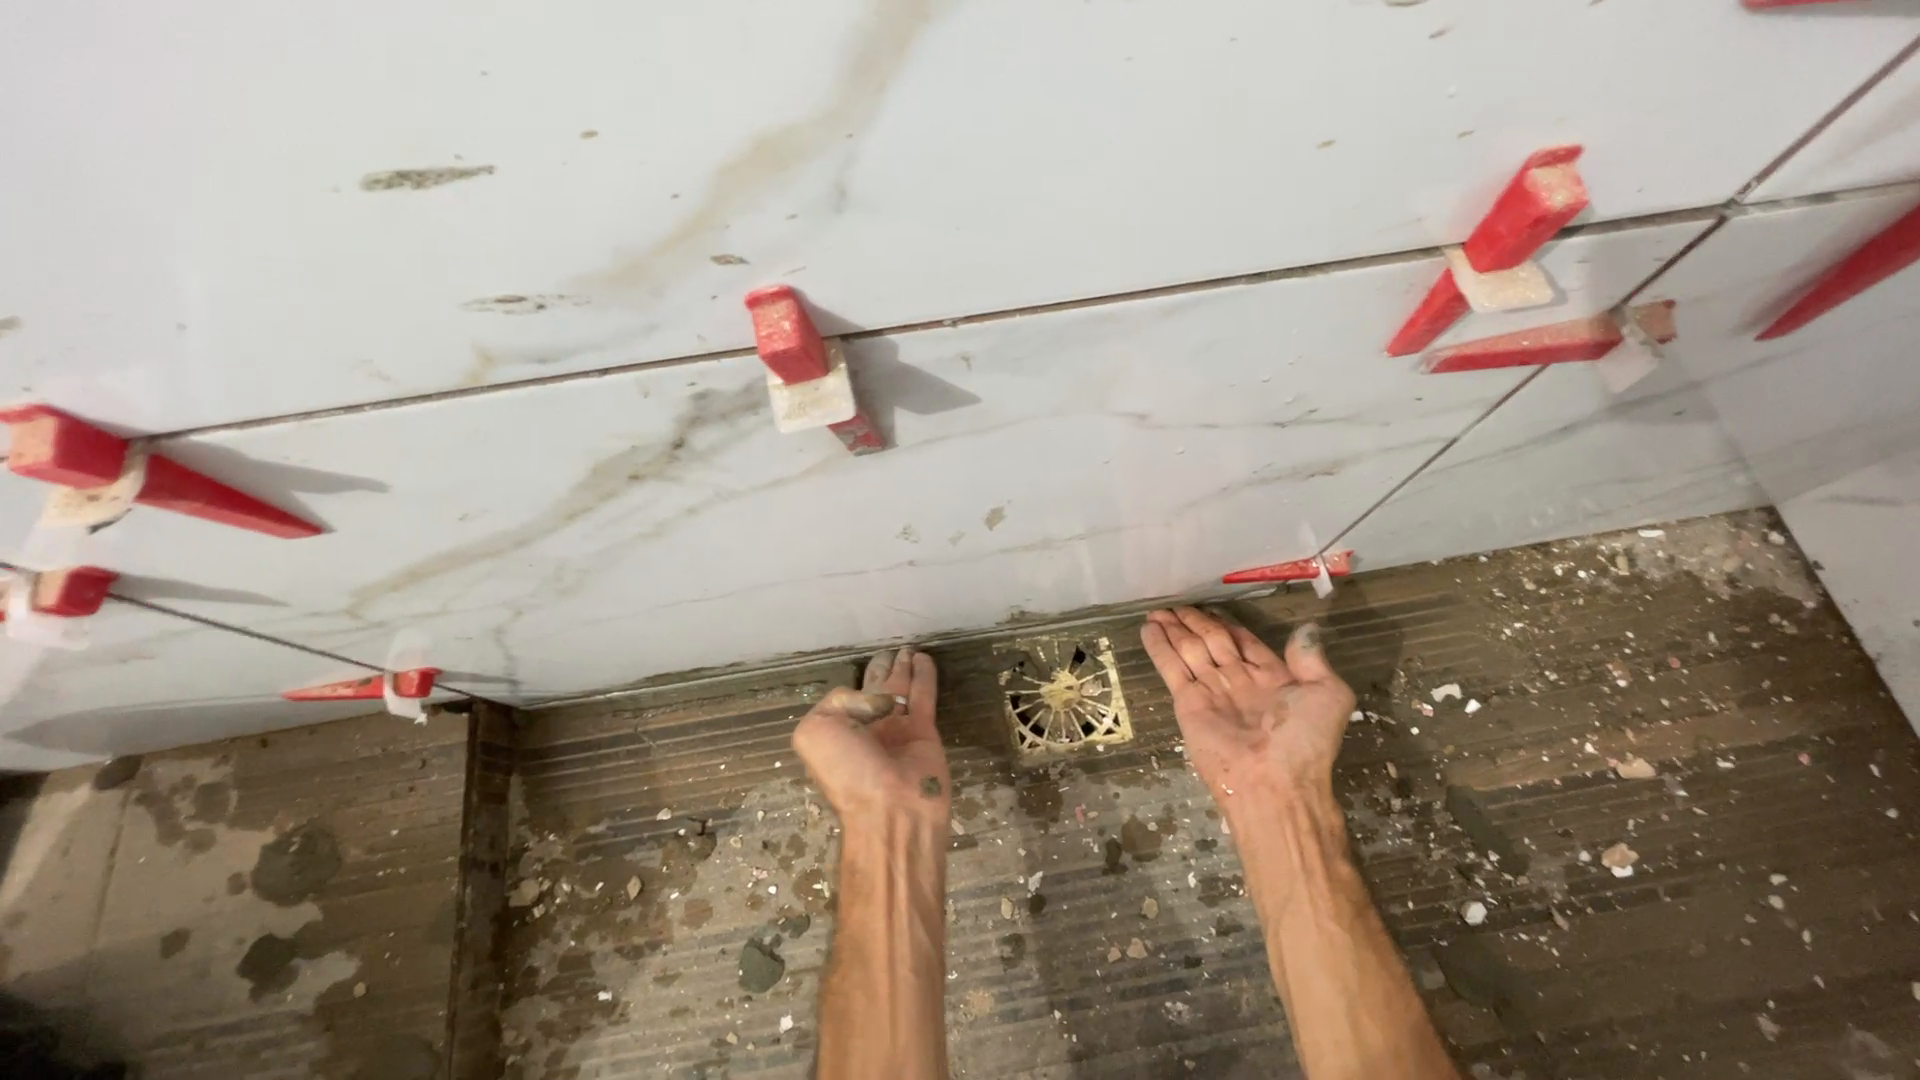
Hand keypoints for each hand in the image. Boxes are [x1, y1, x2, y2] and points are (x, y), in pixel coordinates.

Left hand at [792, 647, 947, 826]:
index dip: (855, 682)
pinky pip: (924, 695)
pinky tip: (924, 657)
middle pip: (875, 689)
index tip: (864, 668)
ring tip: (908, 648)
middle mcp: (867, 727)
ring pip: (901, 688)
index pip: (846, 695)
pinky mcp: (925, 730)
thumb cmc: (847, 772)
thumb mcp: (816, 731)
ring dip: (904, 667)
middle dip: (882, 670)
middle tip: (890, 650)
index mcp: (839, 730)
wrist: (890, 809)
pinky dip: (924, 675)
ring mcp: (897, 728)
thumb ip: (839, 700)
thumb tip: (878, 699)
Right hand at [1140, 608, 1354, 807]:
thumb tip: (1306, 629)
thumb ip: (1313, 659)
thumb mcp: (1328, 694)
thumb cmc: (1305, 740)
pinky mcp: (1187, 703)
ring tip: (1156, 611)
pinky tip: (1148, 629)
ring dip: (1172, 630)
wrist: (1274, 782)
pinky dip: (1159, 648)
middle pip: (1211, 642)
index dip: (1225, 623)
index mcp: (1272, 676)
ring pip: (1189, 650)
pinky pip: (1171, 668)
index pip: (1242, 641)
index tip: (1208, 607)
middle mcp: (1239, 681)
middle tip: (1173, 605)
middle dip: (1193, 623)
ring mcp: (1211, 691)